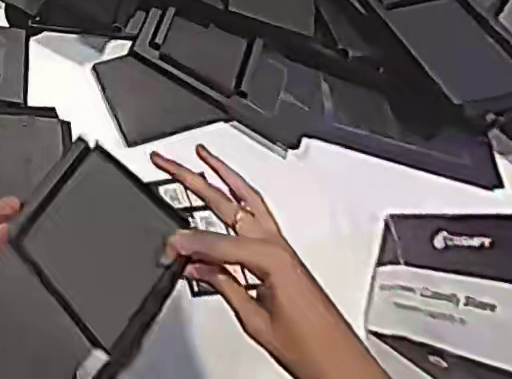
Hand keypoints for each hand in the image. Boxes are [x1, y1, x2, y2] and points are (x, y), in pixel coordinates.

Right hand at [154, 145, 386, 378]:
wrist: (347, 371)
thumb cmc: (313, 353)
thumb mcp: (256, 321)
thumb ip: (221, 283)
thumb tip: (192, 263)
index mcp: (269, 259)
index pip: (214, 242)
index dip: (187, 245)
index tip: (169, 249)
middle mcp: (276, 245)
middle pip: (225, 202)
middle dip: (190, 178)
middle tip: (164, 160)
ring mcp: (281, 246)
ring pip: (246, 197)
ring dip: (222, 173)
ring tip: (201, 154)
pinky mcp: (284, 254)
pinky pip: (257, 213)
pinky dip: (238, 194)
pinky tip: (226, 189)